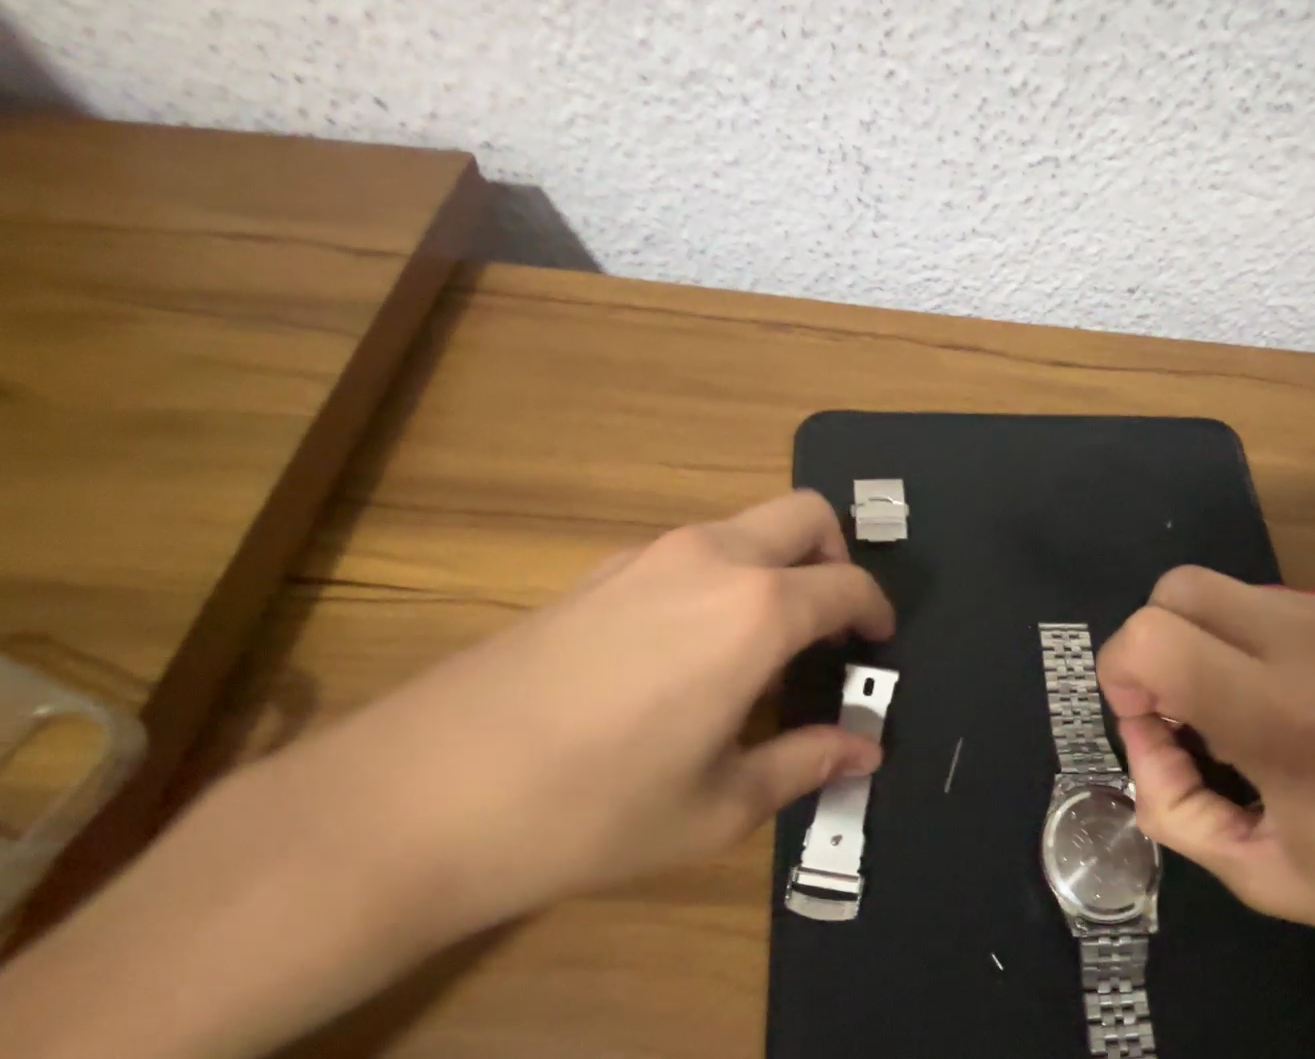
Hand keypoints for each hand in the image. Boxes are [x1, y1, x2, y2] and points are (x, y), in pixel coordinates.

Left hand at [269, 490, 893, 936]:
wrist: (426, 793)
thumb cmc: (595, 809)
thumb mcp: (719, 805)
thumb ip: (805, 763)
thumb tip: (865, 750)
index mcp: (756, 611)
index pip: (847, 584)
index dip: (875, 611)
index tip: (878, 644)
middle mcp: (710, 560)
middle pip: (803, 514)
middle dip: (835, 556)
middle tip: (833, 622)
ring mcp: (646, 556)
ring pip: (743, 526)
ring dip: (775, 564)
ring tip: (763, 645)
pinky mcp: (598, 571)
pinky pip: (690, 551)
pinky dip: (721, 576)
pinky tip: (689, 649)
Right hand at [1095, 567, 1314, 963]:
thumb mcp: (1273, 881)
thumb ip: (1183, 815)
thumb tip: (1151, 755)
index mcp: (1279, 710)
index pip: (1148, 637)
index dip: (1120, 676)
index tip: (1149, 727)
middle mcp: (1312, 637)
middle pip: (1178, 587)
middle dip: (1157, 643)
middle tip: (1187, 712)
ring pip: (1236, 592)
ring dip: (1216, 642)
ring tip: (1260, 716)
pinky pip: (1294, 605)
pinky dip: (1270, 642)